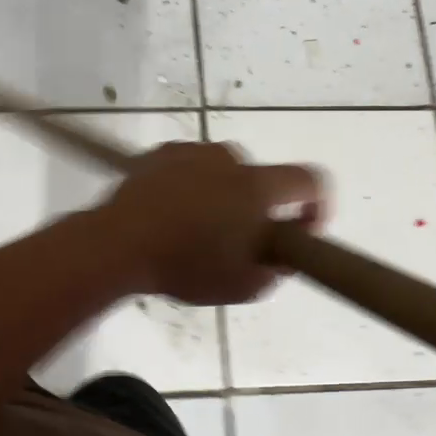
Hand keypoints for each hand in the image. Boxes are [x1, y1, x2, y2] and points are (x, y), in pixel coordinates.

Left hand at [97, 142, 326, 305]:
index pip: (309, 179)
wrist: (119, 242)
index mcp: (256, 187)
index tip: (304, 227)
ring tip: (199, 228)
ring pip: (223, 170)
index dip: (316, 203)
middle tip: (239, 238)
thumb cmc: (186, 265)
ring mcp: (191, 150)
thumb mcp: (244, 285)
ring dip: (222, 193)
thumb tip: (284, 251)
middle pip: (260, 177)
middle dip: (257, 205)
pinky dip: (192, 183)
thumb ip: (277, 266)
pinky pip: (191, 165)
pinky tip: (173, 211)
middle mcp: (228, 158)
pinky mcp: (161, 151)